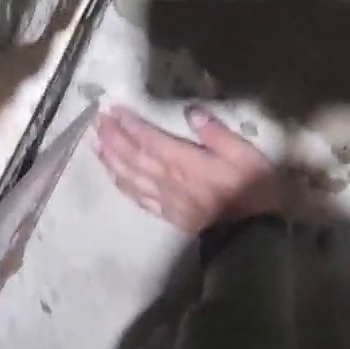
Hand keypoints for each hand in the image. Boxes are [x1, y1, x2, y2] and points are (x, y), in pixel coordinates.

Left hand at [94, 104, 281, 233]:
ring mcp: (166, 200)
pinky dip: (123, 185)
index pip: (150, 140)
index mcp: (185, 162)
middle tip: (98, 122)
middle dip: (114, 138)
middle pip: (134, 157)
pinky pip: (139, 198)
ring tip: (97, 145)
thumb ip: (216, 133)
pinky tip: (115, 178)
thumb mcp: (245, 155)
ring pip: (131, 178)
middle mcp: (169, 180)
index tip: (113, 110)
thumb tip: (191, 112)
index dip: (130, 125)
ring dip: (112, 161)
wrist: (251, 238)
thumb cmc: (252, 190)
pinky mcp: (168, 214)